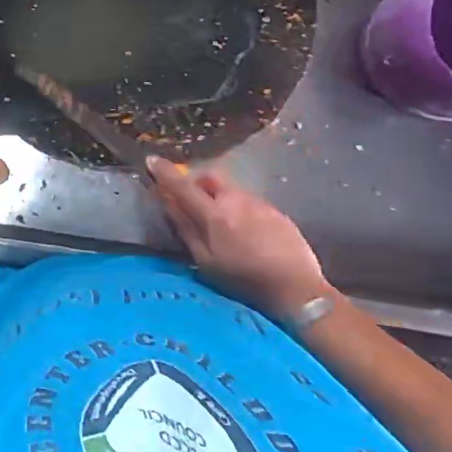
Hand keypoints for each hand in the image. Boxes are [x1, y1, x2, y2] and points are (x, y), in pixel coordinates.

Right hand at [147, 159, 331, 317]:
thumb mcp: (206, 260)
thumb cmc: (244, 280)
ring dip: (220, 199)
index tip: (151, 160)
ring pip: (231, 191)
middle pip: (210, 178)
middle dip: (197, 184)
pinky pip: (251, 203)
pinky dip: (241, 210)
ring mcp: (261, 204)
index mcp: (214, 214)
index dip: (164, 172)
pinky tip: (248, 234)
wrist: (300, 292)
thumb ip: (185, 228)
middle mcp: (236, 200)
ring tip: (224, 225)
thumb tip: (166, 202)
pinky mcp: (278, 213)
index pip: (182, 185)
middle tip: (193, 202)